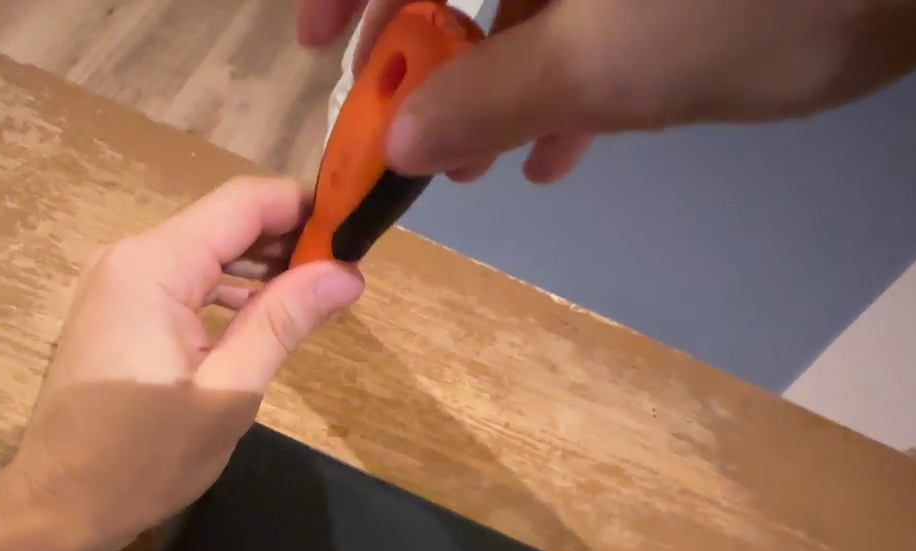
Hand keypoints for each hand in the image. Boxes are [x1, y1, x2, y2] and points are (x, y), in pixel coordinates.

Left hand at [0, 177, 364, 550]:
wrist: (61, 505)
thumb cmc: (145, 460)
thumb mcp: (227, 394)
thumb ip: (283, 322)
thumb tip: (347, 274)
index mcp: (153, 265)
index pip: (243, 202)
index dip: (304, 210)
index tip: (355, 234)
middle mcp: (127, 258)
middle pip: (221, 225)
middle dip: (284, 244)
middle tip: (342, 278)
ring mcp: (112, 285)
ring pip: (200, 256)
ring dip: (254, 273)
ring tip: (310, 301)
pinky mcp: (110, 314)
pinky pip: (176, 286)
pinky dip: (219, 297)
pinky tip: (255, 322)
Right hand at [299, 0, 915, 182]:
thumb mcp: (594, 64)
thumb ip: (482, 102)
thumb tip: (399, 146)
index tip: (319, 49)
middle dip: (428, 53)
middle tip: (409, 131)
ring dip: (499, 82)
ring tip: (482, 169)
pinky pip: (596, 2)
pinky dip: (572, 70)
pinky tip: (561, 148)